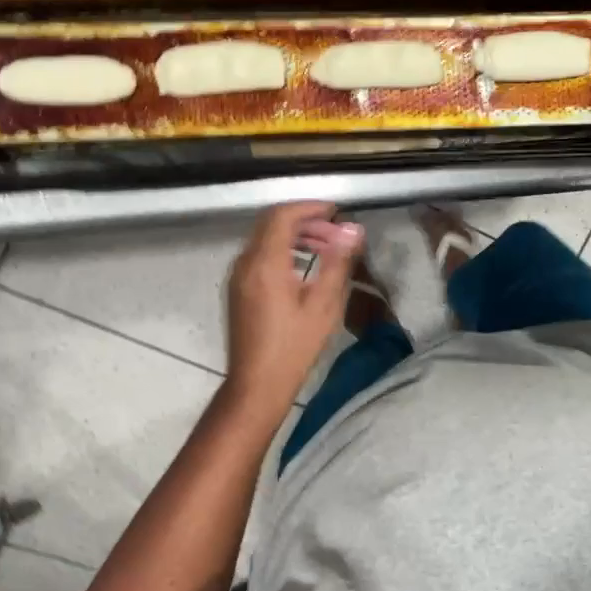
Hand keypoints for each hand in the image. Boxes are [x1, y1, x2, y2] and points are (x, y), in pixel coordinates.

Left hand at [224, 202, 362, 411]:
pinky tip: (304, 268)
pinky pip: (259, 256)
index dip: (311, 207)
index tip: (338, 211)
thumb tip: (353, 230)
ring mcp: (238, 276)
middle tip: (337, 232)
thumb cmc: (295, 346)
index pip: (283, 216)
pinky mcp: (238, 289)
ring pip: (264, 239)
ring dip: (295, 236)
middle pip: (271, 223)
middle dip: (305, 221)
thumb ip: (337, 262)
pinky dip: (282, 250)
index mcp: (265, 263)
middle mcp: (245, 263)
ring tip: (326, 249)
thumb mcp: (323, 304)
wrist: (258, 382)